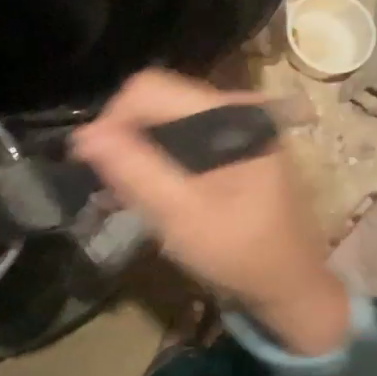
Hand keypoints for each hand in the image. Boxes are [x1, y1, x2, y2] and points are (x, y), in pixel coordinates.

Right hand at [70, 69, 351, 354]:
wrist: (292, 286)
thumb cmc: (243, 254)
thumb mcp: (182, 217)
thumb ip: (135, 171)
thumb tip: (84, 135)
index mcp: (231, 114)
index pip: (149, 89)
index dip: (113, 120)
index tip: (94, 163)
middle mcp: (235, 107)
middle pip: (156, 100)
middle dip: (126, 138)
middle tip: (112, 186)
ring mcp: (236, 124)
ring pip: (164, 118)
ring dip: (139, 150)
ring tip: (129, 193)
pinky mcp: (232, 143)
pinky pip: (180, 134)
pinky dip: (158, 158)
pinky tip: (153, 192)